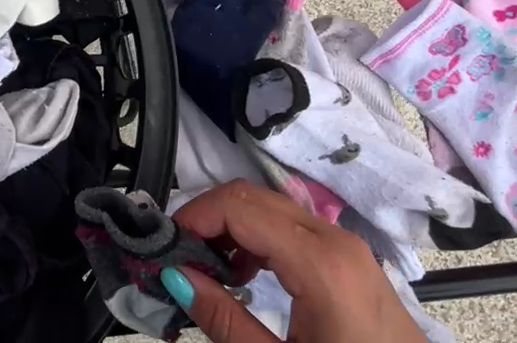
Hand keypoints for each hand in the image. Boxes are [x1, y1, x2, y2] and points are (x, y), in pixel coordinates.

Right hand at [166, 179, 427, 342]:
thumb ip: (225, 319)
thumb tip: (173, 276)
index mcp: (321, 263)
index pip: (239, 206)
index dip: (194, 217)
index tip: (165, 248)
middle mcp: (335, 239)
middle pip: (252, 197)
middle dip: (207, 218)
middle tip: (177, 256)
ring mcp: (348, 245)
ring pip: (270, 206)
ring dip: (230, 225)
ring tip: (205, 268)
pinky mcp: (351, 258)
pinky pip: (291, 225)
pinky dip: (256, 235)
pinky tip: (242, 273)